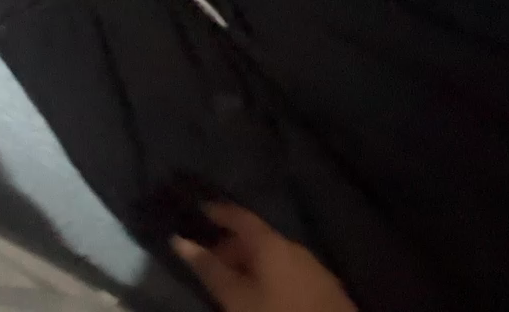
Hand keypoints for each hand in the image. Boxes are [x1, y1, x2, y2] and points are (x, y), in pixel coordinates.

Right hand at [172, 203, 356, 311]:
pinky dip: (273, 277)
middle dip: (233, 247)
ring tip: (238, 285)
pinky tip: (268, 298)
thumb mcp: (236, 299)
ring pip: (275, 257)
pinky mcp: (330, 292)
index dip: (217, 211)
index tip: (199, 210)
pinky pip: (291, 273)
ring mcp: (316, 269)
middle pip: (257, 238)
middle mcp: (294, 247)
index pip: (238, 215)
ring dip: (254, 265)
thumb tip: (178, 240)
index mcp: (271, 243)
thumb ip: (208, 268)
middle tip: (213, 263)